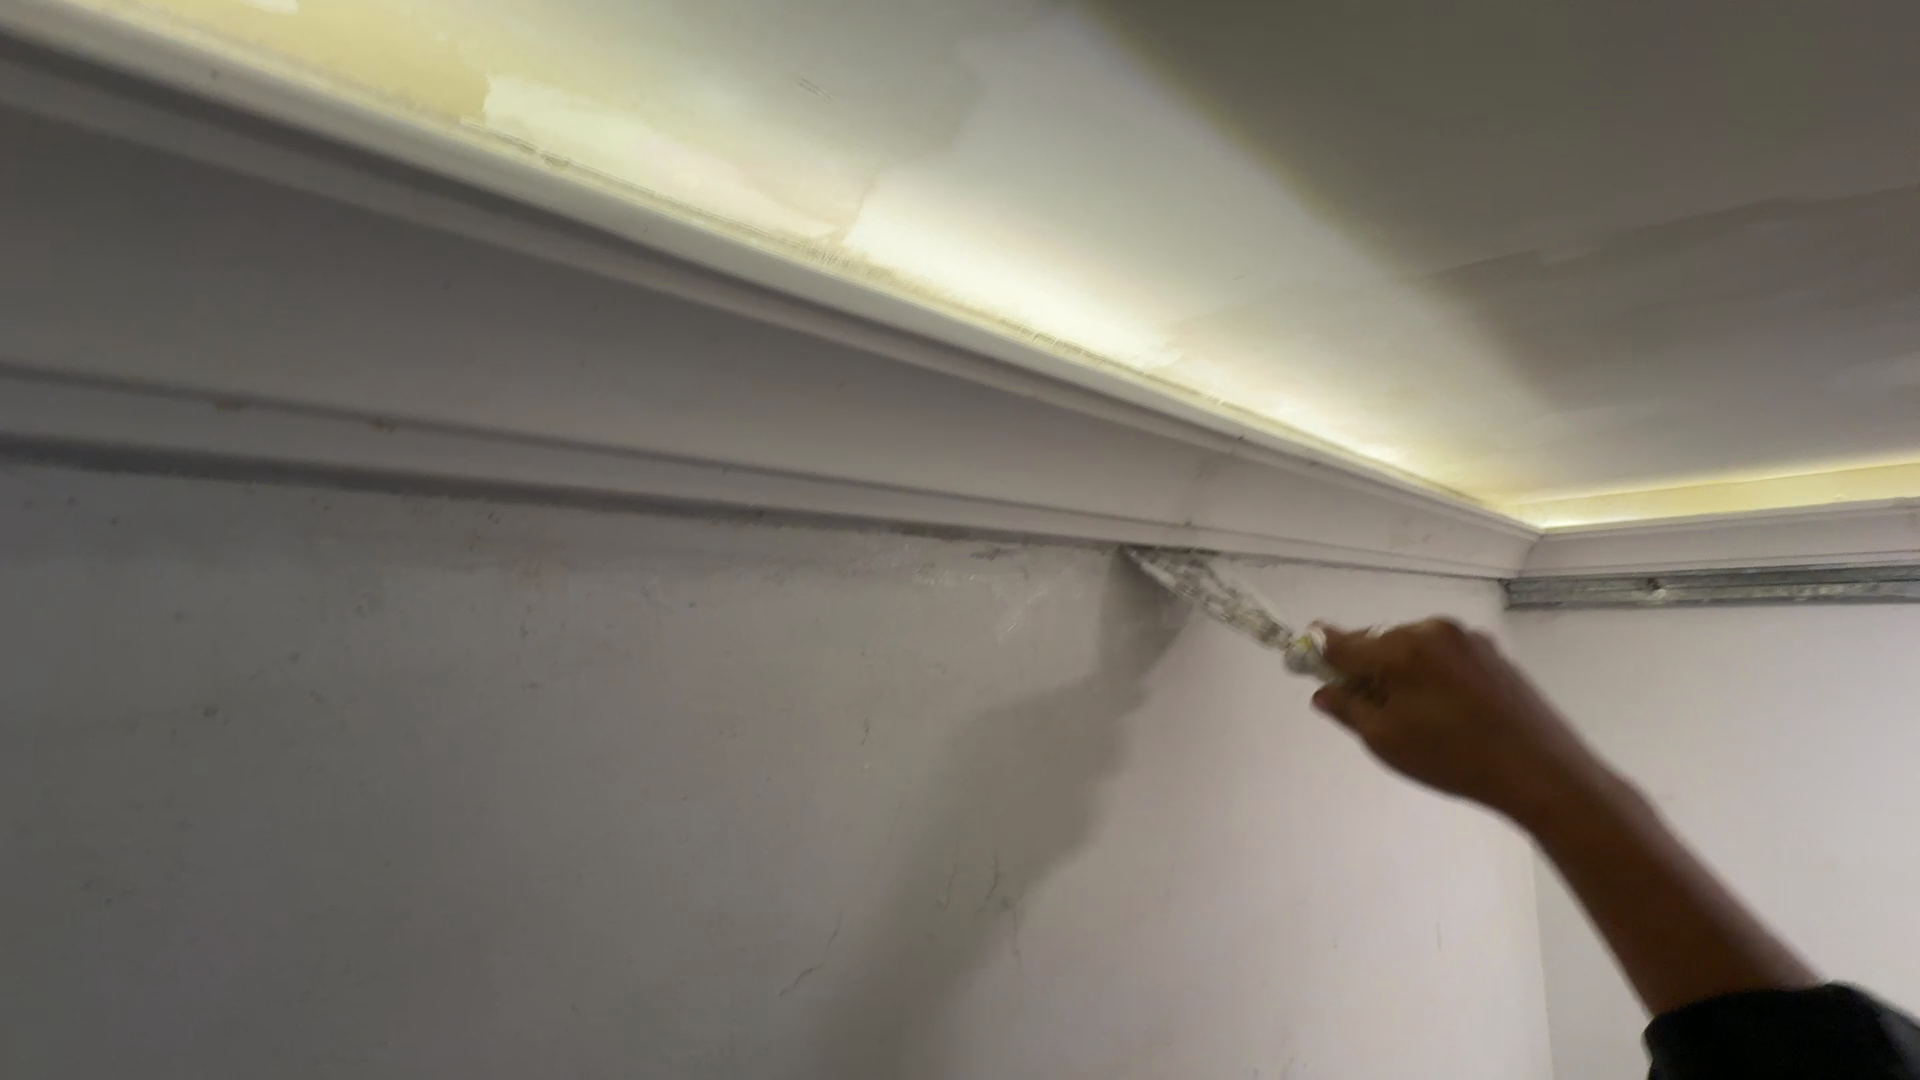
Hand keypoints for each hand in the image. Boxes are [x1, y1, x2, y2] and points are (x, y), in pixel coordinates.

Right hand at [1310, 619, 1607, 819]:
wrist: (1546, 774)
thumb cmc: (1453, 759)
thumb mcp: (1385, 740)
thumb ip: (1345, 708)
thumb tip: (1321, 691)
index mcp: (1398, 649)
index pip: (1339, 641)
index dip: (1316, 653)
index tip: (1304, 664)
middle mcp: (1429, 630)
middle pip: (1374, 640)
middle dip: (1363, 667)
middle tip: (1368, 707)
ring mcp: (1465, 638)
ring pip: (1408, 645)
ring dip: (1398, 669)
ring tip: (1415, 713)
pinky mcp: (1491, 651)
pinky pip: (1440, 652)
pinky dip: (1428, 671)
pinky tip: (1445, 708)